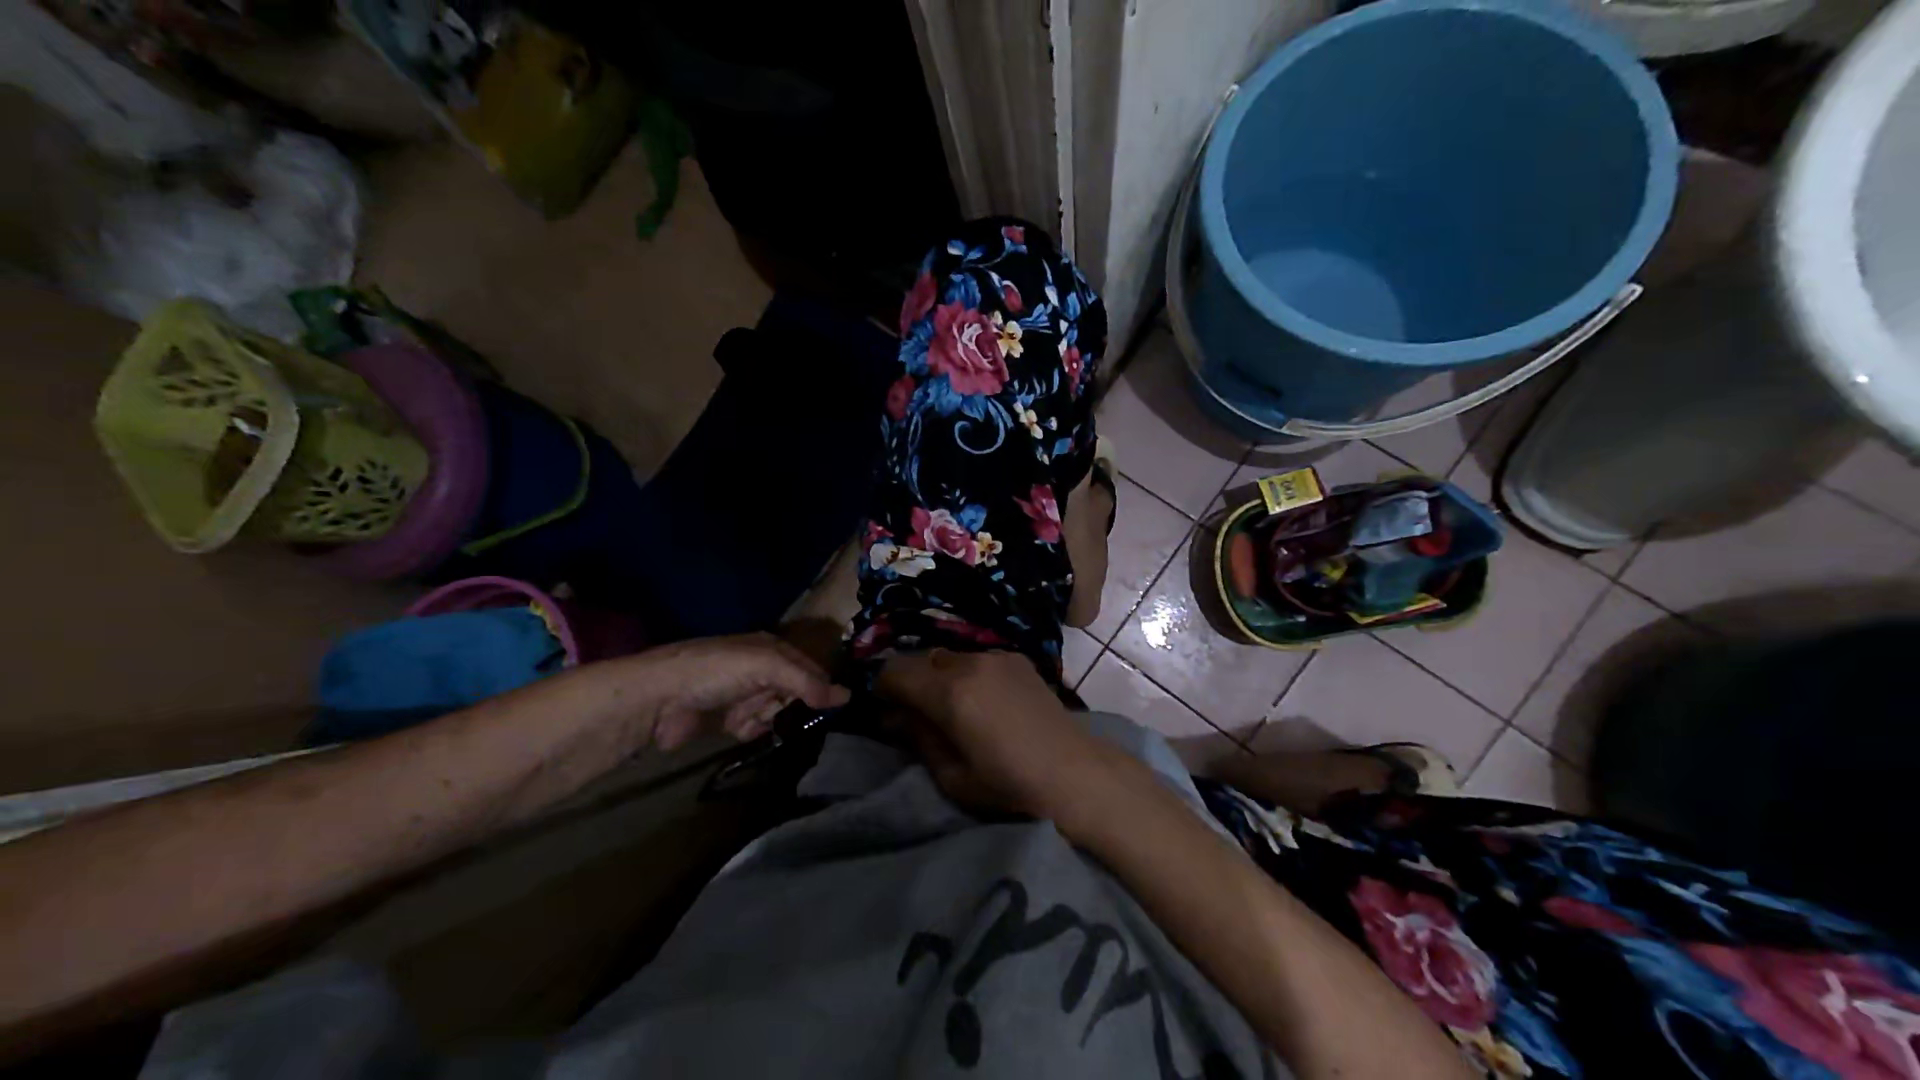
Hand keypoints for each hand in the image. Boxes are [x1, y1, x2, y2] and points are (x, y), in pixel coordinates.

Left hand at [624, 633, 849, 749]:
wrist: (658, 698)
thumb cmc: (716, 672)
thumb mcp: (766, 666)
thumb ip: (805, 681)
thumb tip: (846, 696)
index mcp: (769, 647)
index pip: (809, 666)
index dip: (821, 685)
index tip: (836, 705)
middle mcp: (759, 667)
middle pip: (793, 691)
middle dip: (788, 703)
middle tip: (777, 708)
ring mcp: (742, 693)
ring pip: (775, 711)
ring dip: (766, 717)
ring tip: (745, 716)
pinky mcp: (727, 719)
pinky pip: (754, 727)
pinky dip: (748, 729)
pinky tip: (733, 727)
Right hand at [877, 649, 1130, 823]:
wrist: (1076, 773)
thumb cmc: (1010, 786)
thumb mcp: (953, 776)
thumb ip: (918, 738)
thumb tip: (892, 717)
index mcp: (950, 694)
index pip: (895, 673)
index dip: (880, 689)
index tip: (881, 709)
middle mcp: (970, 664)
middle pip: (920, 658)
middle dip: (907, 680)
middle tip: (909, 710)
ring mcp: (996, 657)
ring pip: (947, 656)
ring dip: (936, 675)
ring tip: (945, 705)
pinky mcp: (1016, 658)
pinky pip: (974, 659)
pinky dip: (963, 673)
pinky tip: (977, 699)